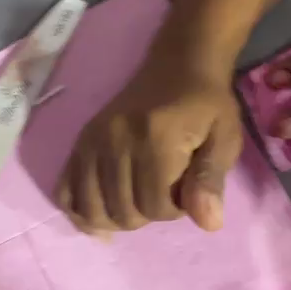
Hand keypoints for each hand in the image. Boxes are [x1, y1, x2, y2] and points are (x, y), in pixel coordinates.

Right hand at [56, 54, 242, 234]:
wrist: (177, 66)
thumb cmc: (206, 105)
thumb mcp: (225, 138)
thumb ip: (211, 180)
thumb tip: (208, 223)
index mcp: (154, 140)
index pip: (154, 206)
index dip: (175, 210)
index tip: (187, 190)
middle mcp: (116, 141)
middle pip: (122, 211)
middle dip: (147, 215)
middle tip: (163, 191)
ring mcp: (92, 142)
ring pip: (92, 208)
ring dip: (116, 217)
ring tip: (135, 202)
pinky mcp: (80, 143)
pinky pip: (65, 190)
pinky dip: (77, 211)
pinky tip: (95, 219)